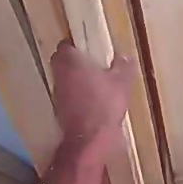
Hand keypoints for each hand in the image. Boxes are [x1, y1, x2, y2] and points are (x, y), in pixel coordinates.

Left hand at [49, 42, 131, 157]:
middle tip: (90, 63)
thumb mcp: (121, 83)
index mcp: (71, 63)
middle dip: (73, 61)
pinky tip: (91, 101)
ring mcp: (57, 94)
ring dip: (74, 79)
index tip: (87, 47)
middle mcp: (60, 75)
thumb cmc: (105, 104)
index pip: (64, 46)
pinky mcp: (59, 110)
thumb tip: (125, 56)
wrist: (90, 138)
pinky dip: (75, 95)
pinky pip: (66, 96)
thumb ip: (123, 67)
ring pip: (63, 79)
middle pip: (60, 62)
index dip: (75, 45)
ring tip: (93, 82)